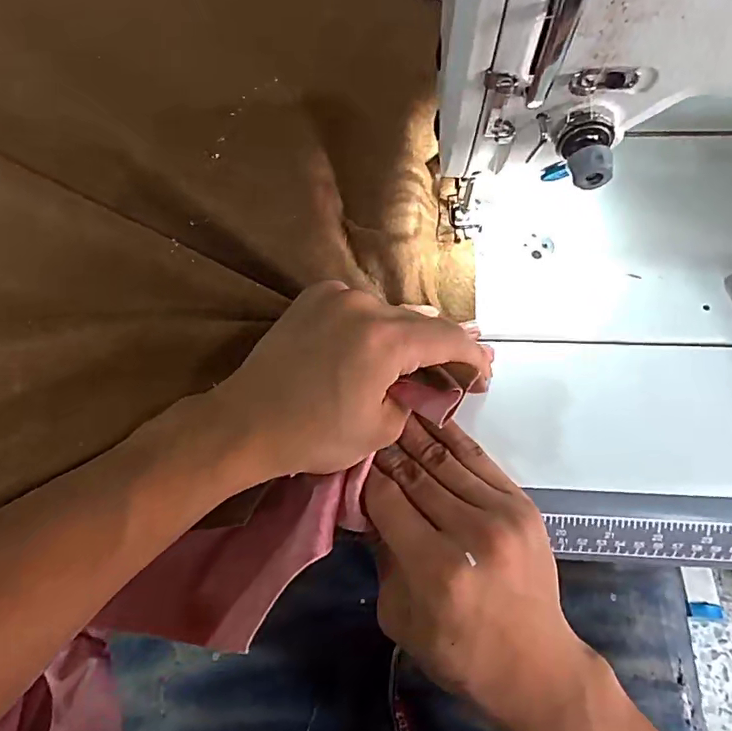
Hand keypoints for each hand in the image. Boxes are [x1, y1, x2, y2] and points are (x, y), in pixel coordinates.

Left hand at [205, 281, 490, 481]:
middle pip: (420, 322)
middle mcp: (364, 305)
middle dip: (443, 346)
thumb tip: (419, 386)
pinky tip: (377, 347)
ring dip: (408, 335)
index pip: (448, 338)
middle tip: (461, 370)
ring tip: (420, 361)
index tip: (486, 372)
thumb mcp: (379, 429)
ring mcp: (335, 296)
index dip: (473, 356)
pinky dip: (374, 325)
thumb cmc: (312, 434)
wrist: (245, 422)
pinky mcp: (313, 298)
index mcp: (385, 339)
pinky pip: (359, 307)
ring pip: (389, 313)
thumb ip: (412, 399)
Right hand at [365, 416, 597, 730]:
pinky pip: (479, 461)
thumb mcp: (399, 616)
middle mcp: (471, 533)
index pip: (387, 499)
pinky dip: (452, 439)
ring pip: (446, 461)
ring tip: (393, 411)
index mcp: (435, 568)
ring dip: (416, 434)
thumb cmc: (458, 652)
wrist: (535, 666)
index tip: (349, 461)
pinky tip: (431, 420)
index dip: (364, 476)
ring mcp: (503, 515)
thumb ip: (382, 556)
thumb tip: (365, 506)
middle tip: (366, 428)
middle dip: (386, 450)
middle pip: (415, 474)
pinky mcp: (523, 506)